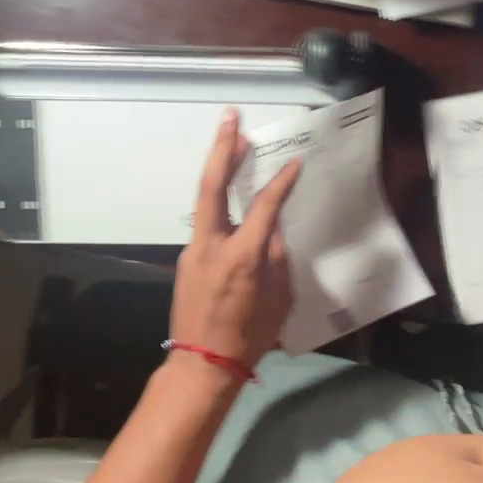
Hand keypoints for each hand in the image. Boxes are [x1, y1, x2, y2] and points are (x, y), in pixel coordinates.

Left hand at [170, 108, 303, 370]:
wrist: (202, 363)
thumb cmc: (249, 337)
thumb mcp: (279, 300)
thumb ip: (277, 259)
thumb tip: (273, 231)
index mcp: (241, 257)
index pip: (263, 207)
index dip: (281, 182)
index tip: (295, 162)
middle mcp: (211, 245)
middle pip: (212, 186)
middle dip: (222, 148)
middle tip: (231, 119)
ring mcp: (193, 251)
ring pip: (206, 202)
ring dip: (220, 173)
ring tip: (235, 149)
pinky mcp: (187, 260)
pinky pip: (207, 225)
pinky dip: (220, 207)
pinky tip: (233, 204)